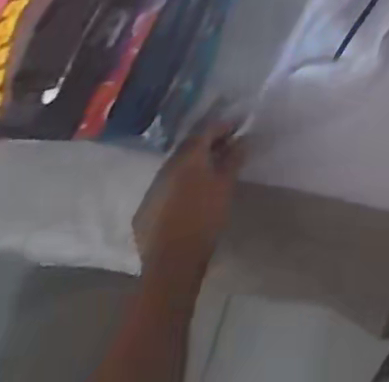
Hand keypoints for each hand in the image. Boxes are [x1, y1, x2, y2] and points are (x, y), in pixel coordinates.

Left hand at [134, 122, 244, 262]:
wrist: (171, 262)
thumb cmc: (205, 218)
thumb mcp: (226, 185)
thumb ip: (234, 159)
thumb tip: (242, 139)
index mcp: (188, 157)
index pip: (206, 130)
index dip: (223, 126)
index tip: (238, 127)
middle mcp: (166, 167)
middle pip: (189, 147)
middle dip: (209, 144)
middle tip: (227, 147)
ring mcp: (152, 188)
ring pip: (176, 167)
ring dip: (194, 164)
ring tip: (211, 171)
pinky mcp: (145, 209)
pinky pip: (166, 187)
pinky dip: (180, 184)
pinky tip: (190, 195)